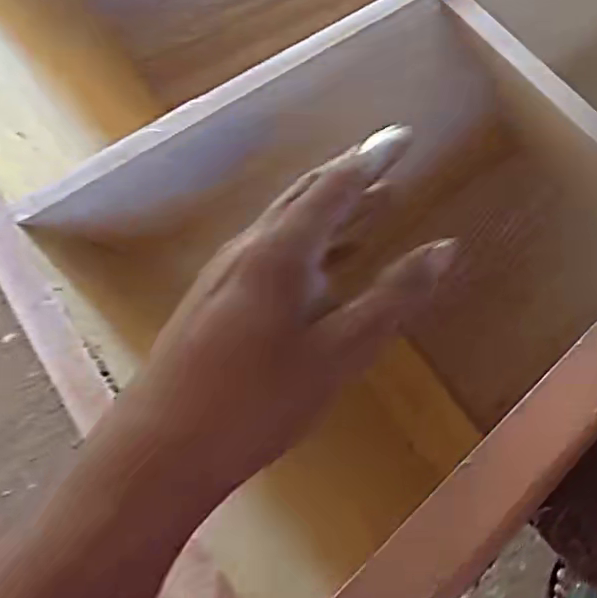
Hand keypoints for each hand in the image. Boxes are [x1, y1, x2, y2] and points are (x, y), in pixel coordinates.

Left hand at [116, 125, 458, 493]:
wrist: (151, 461)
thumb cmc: (254, 403)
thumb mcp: (340, 352)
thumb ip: (394, 296)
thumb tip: (445, 248)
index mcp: (281, 251)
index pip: (336, 185)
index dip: (372, 158)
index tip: (402, 136)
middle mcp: (251, 248)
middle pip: (308, 194)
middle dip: (352, 173)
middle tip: (388, 160)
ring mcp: (228, 272)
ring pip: (291, 220)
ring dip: (335, 206)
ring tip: (375, 200)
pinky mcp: (217, 298)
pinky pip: (277, 247)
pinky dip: (315, 238)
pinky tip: (328, 263)